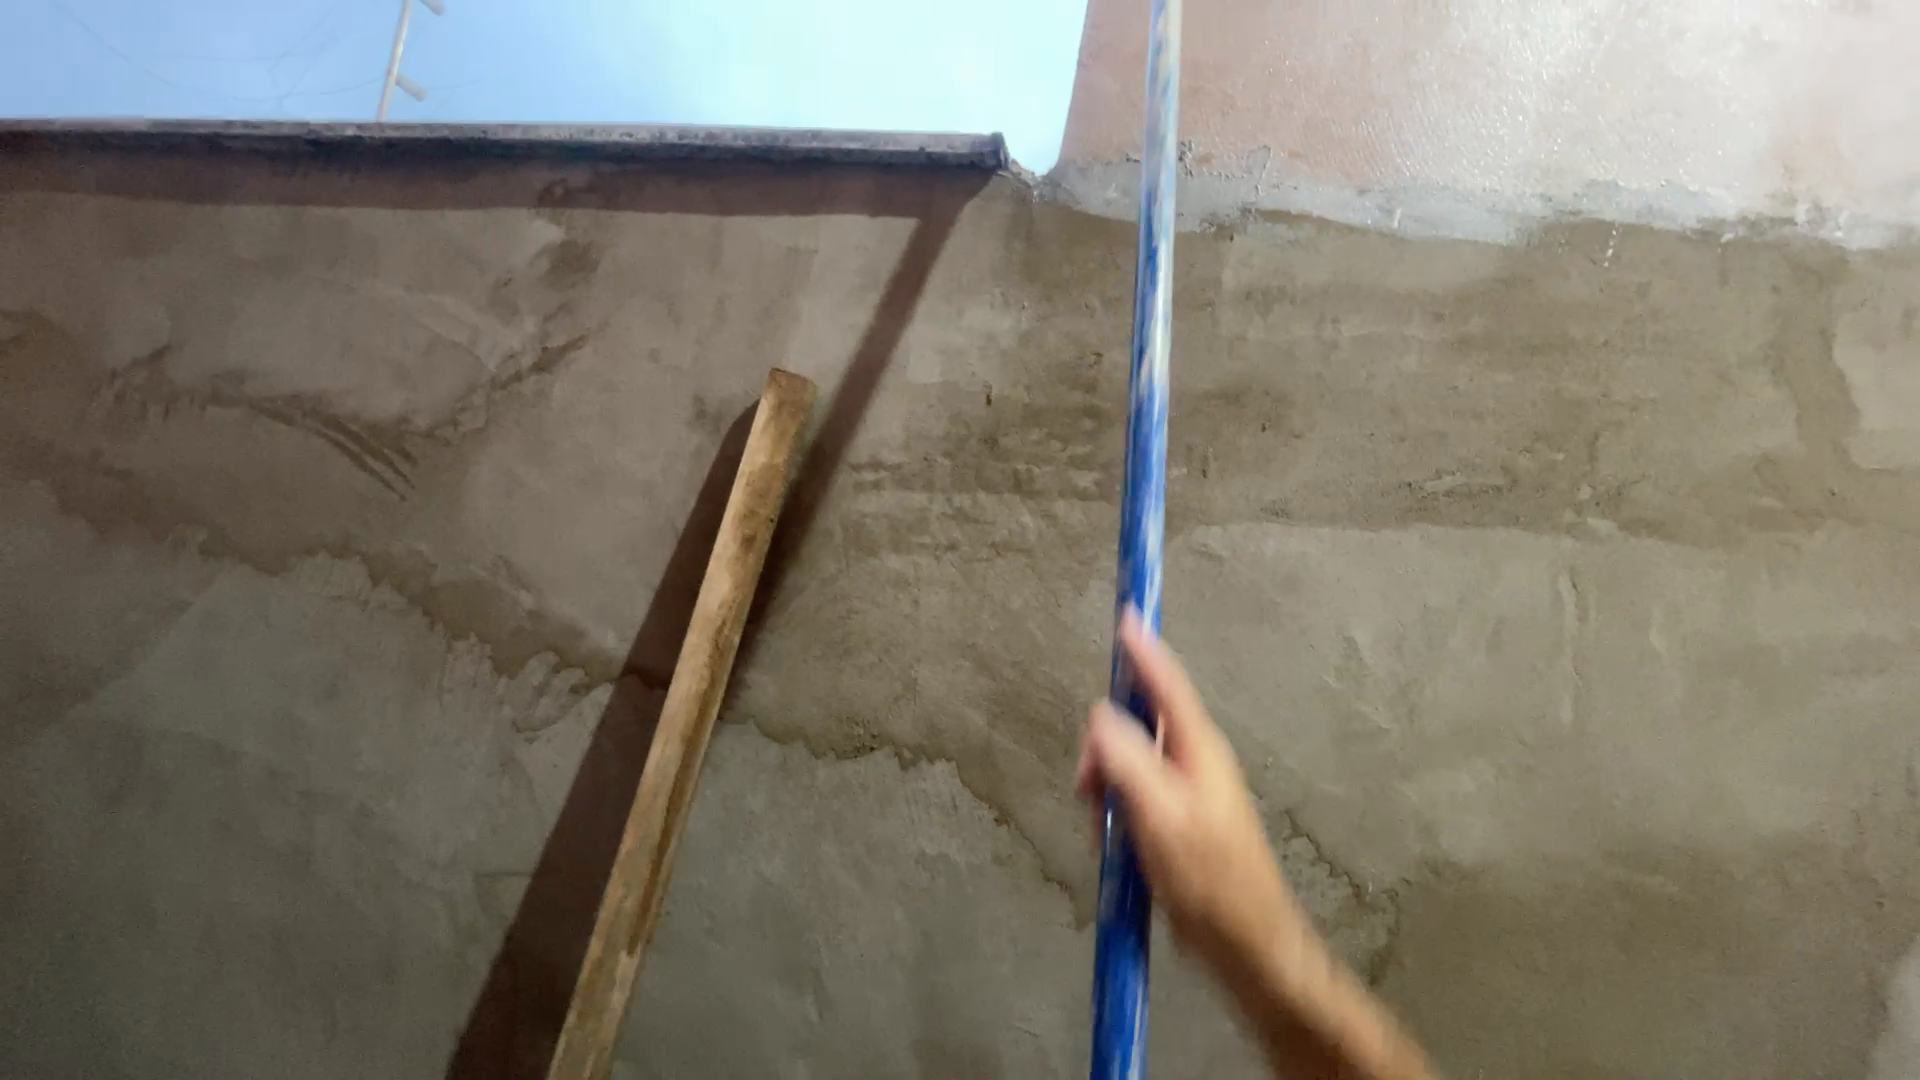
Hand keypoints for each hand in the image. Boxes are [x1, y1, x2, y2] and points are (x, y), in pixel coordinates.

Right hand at [1074, 610, 1303, 984]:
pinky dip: (1116, 812)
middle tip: (1087, 789)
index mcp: (1197, 749)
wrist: (1247, 945)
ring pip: (1129, 762)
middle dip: (1103, 750)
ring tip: (1103, 830)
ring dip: (1106, 788)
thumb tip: (1099, 712)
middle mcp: (1193, 760)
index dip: (1144, 649)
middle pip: (1136, 725)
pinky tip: (1113, 844)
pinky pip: (1135, 794)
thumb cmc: (1209, 878)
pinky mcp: (1177, 817)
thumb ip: (1128, 761)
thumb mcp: (1160, 816)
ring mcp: (1186, 790)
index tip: (1126, 614)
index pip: (1167, 684)